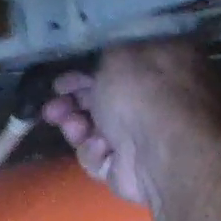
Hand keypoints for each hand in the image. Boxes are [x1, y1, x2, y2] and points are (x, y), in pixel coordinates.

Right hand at [39, 41, 220, 209]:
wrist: (161, 152)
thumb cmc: (144, 95)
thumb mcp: (120, 57)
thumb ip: (106, 55)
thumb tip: (101, 65)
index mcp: (166, 66)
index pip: (121, 68)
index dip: (87, 74)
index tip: (61, 83)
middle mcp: (158, 99)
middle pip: (103, 101)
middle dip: (72, 104)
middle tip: (53, 109)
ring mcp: (144, 135)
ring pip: (94, 130)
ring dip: (76, 127)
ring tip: (74, 127)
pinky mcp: (128, 164)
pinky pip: (99, 155)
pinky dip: (95, 151)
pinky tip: (102, 148)